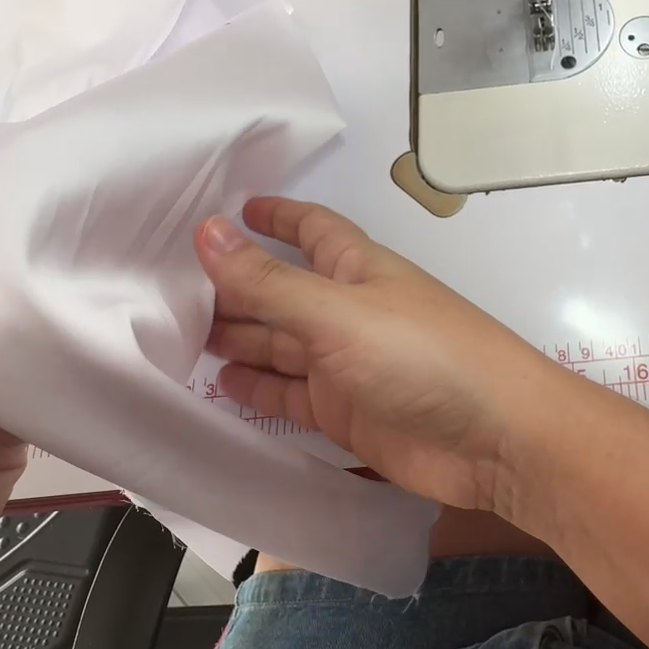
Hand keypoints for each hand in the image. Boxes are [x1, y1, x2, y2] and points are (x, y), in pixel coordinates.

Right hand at [195, 198, 565, 511]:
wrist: (490, 438)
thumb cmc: (421, 356)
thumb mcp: (340, 312)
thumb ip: (271, 280)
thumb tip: (208, 229)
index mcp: (357, 269)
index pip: (311, 228)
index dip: (274, 216)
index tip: (223, 210)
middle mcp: (350, 311)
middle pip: (282, 290)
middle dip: (232, 286)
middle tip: (158, 288)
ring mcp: (348, 364)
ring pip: (280, 343)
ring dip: (236, 337)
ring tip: (170, 335)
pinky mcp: (346, 413)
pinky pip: (290, 394)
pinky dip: (256, 388)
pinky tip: (216, 384)